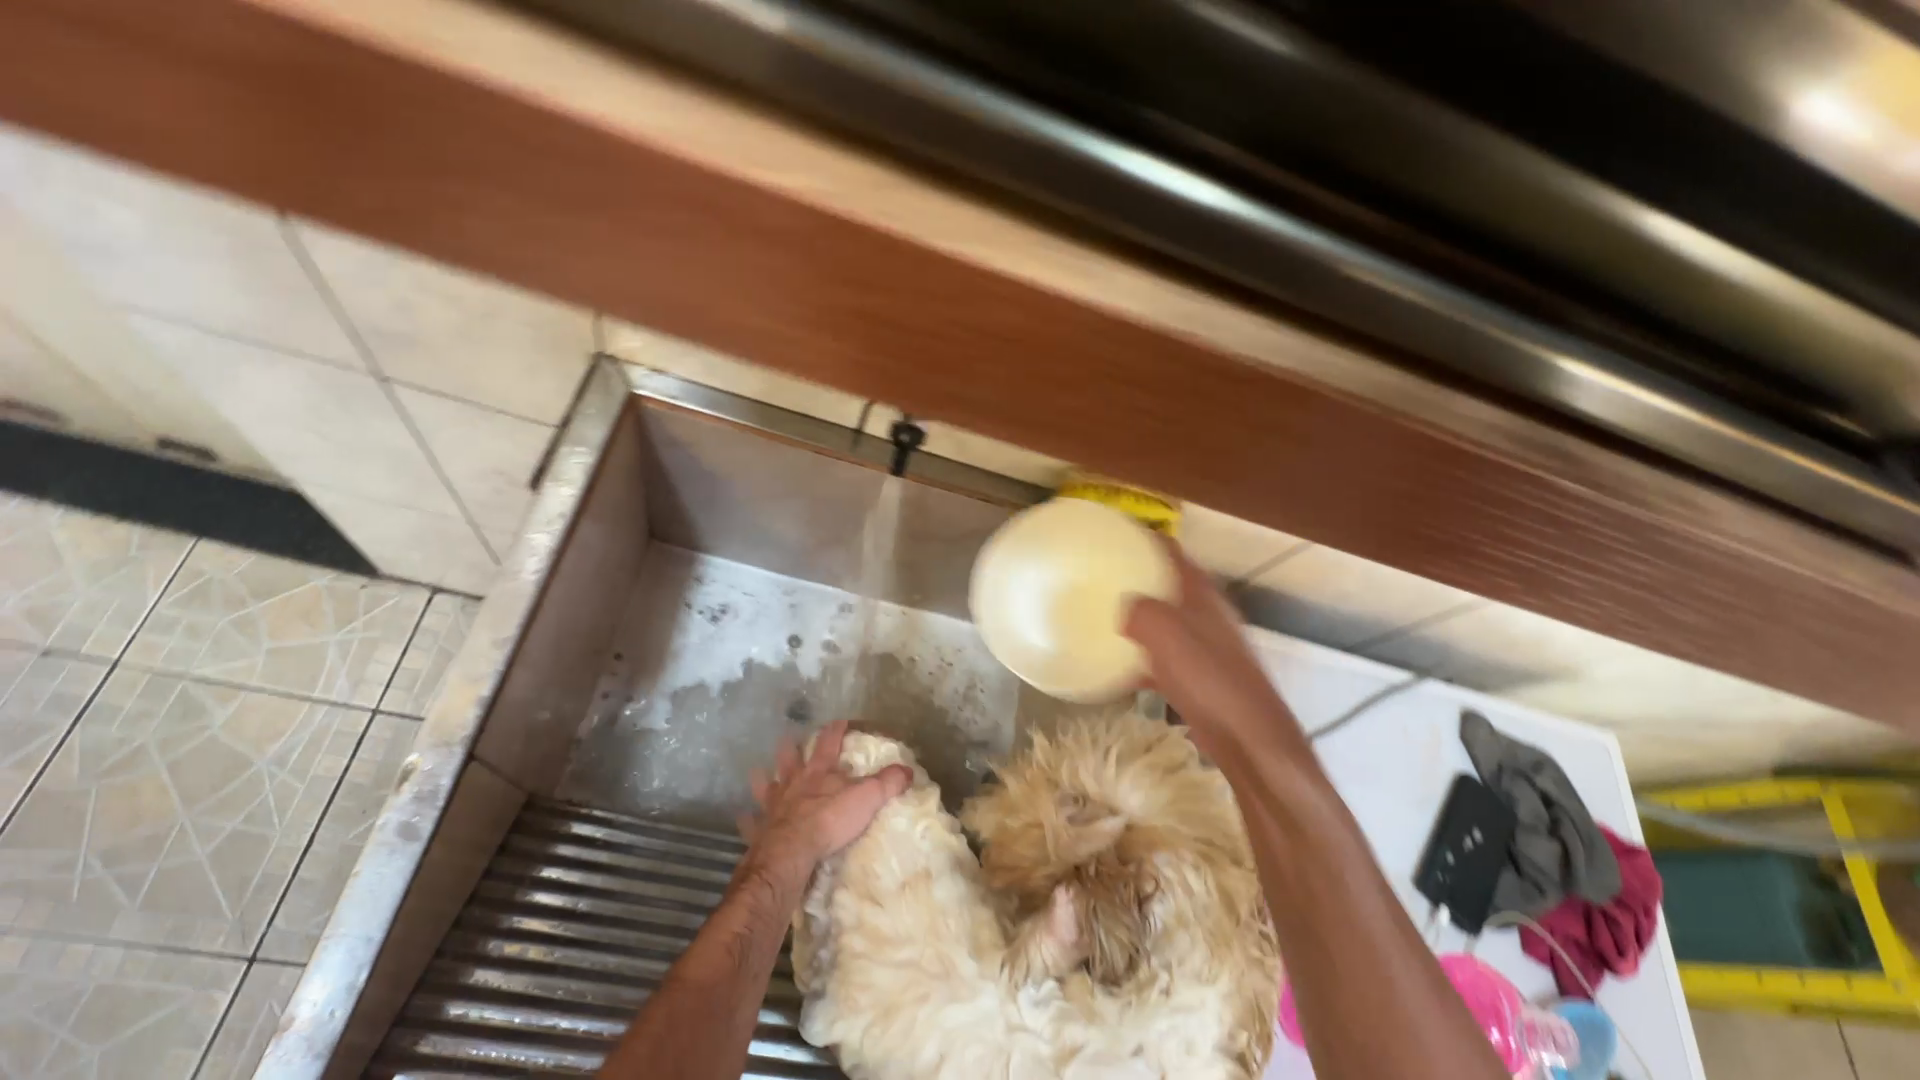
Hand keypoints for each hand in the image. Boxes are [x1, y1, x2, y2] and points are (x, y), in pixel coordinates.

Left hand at [739, 718, 911, 884]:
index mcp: (819, 773)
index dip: (835, 731)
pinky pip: (751, 822)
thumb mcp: (868, 798)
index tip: (839, 720)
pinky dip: (747, 819)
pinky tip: (743, 816)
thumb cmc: (830, 821)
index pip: (829, 744)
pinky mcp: (760, 830)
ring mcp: (773, 807)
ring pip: (766, 786)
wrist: (791, 852)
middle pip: (790, 760)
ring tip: (758, 771)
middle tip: (788, 738)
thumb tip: (908, 769)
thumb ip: (888, 782)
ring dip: (763, 778)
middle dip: (791, 748)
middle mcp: (793, 784)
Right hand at [1123, 537, 1307, 763]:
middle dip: (1138, 578)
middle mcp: (1207, 615)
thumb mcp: (1167, 636)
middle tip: (1100, 576)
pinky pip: (1162, 660)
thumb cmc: (1210, 681)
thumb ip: (1141, 612)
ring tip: (1102, 618)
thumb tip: (1125, 607)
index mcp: (1202, 596)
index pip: (1172, 553)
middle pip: (1168, 585)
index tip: (1113, 533)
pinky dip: (1141, 660)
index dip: (1145, 538)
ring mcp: (1205, 648)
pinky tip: (1117, 672)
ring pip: (1165, 623)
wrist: (1248, 739)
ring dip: (1138, 619)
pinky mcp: (1200, 679)